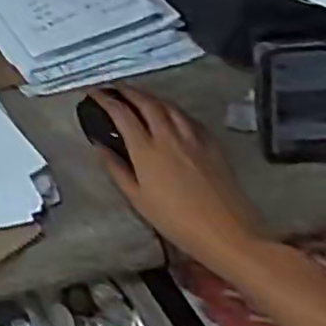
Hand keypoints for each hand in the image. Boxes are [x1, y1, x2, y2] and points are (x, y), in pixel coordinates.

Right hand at [91, 85, 268, 269]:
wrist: (232, 238)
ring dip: (153, 97)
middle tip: (114, 87)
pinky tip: (173, 115)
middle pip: (148, 104)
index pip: (120, 113)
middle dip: (128, 91)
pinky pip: (193, 122)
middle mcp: (170, 140)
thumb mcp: (136, 197)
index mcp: (146, 150)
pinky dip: (177, 112)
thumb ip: (116, 167)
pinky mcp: (216, 151)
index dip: (103, 98)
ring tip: (141, 96)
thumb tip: (100, 146)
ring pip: (172, 109)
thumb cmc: (177, 220)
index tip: (92, 92)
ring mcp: (196, 144)